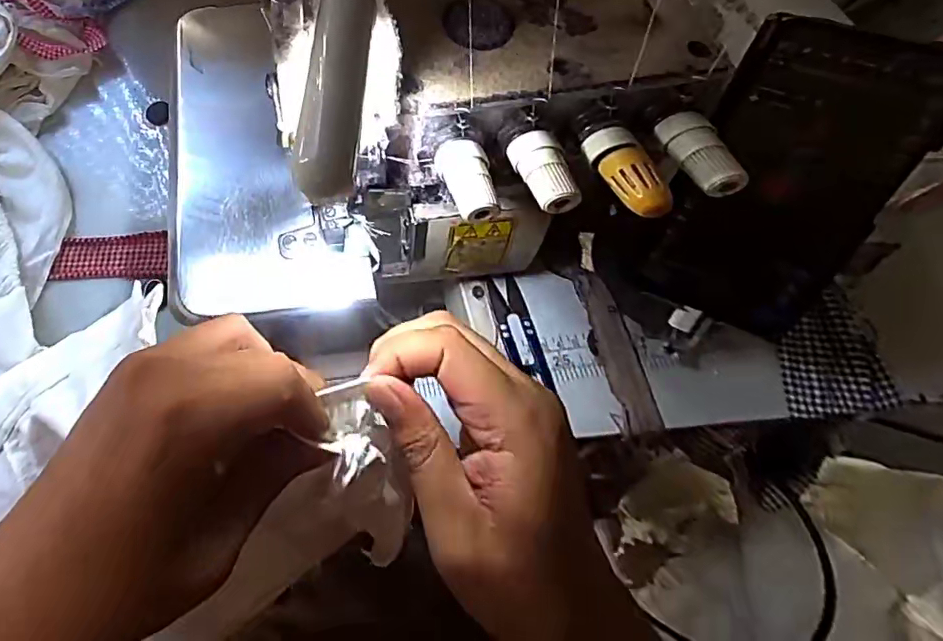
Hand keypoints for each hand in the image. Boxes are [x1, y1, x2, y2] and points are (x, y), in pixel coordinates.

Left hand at [0, 315, 331, 640]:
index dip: (311, 406)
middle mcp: (162, 367)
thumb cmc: (124, 580)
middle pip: (252, 343)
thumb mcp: (213, 545)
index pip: (278, 375)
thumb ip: (269, 478)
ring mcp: (138, 362)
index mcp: (186, 411)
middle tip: (293, 432)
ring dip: (252, 369)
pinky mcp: (123, 370)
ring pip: (222, 335)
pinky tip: (216, 416)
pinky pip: (191, 348)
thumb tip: (314, 443)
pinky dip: (220, 368)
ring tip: (257, 423)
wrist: (28, 584)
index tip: (321, 444)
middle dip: (284, 381)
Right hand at [364, 312, 648, 640]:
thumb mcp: (454, 526)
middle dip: (401, 347)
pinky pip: (469, 366)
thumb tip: (378, 384)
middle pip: (452, 330)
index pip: (447, 343)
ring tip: (383, 391)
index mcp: (516, 416)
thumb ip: (418, 447)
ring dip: (414, 354)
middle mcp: (527, 392)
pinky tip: (411, 397)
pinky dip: (431, 369)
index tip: (367, 390)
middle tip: (370, 388)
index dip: (398, 353)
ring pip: (459, 341)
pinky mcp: (521, 410)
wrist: (575, 617)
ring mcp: (528, 398)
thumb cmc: (515, 583)